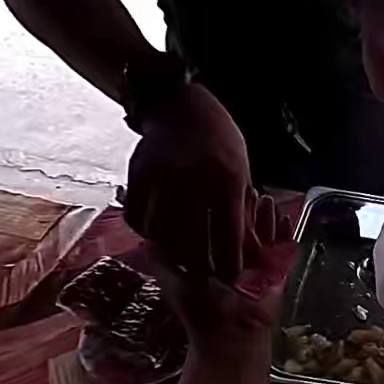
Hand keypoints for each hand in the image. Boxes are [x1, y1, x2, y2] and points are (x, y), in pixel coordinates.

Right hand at [124, 82, 252, 280]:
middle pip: (191, 243)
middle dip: (198, 266)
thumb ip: (241, 211)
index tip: (229, 277)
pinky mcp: (138, 175)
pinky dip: (147, 232)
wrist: (182, 107)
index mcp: (227, 181)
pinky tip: (159, 233)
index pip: (228, 236)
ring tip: (180, 256)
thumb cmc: (220, 143)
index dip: (229, 264)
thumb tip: (246, 252)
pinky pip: (138, 218)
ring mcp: (162, 178)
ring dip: (170, 252)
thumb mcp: (241, 173)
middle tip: (202, 274)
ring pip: (161, 235)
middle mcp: (193, 181)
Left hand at [157, 193, 297, 363]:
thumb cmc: (201, 312)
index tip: (217, 188)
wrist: (230, 337)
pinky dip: (285, 233)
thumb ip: (162, 259)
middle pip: (243, 225)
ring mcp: (260, 265)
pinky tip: (286, 217)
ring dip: (266, 216)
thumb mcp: (173, 281)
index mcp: (214, 258)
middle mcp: (237, 259)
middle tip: (248, 187)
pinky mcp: (278, 272)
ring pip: (265, 233)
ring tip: (268, 197)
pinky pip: (284, 248)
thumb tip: (147, 234)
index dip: (219, 208)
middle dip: (246, 207)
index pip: (218, 226)